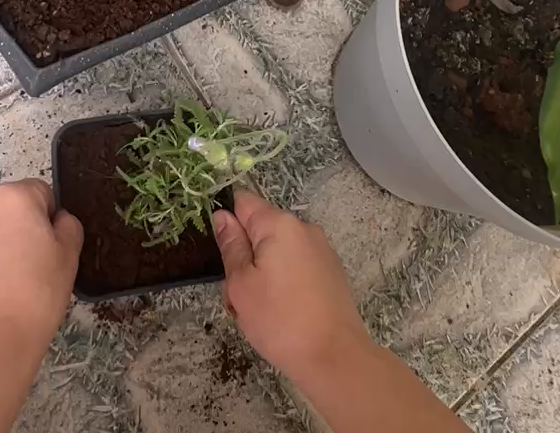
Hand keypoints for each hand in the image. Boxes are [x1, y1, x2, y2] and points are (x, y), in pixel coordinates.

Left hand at [0, 178, 83, 356]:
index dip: (50, 220)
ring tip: (7, 284)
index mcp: (14, 196)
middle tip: (33, 266)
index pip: (41, 193)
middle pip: (10, 209)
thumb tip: (57, 220)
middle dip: (21, 229)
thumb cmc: (35, 294)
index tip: (51, 248)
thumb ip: (68, 225)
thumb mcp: (69, 256)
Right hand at [213, 188, 372, 380]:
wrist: (336, 358)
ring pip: (277, 250)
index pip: (243, 201)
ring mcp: (320, 248)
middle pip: (260, 229)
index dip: (228, 223)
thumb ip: (231, 246)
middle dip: (245, 256)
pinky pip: (296, 265)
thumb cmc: (281, 321)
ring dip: (263, 272)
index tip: (224, 255)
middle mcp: (303, 227)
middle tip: (238, 295)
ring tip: (260, 311)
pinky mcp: (331, 270)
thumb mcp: (241, 285)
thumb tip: (222, 215)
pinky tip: (284, 314)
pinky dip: (284, 282)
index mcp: (279, 224)